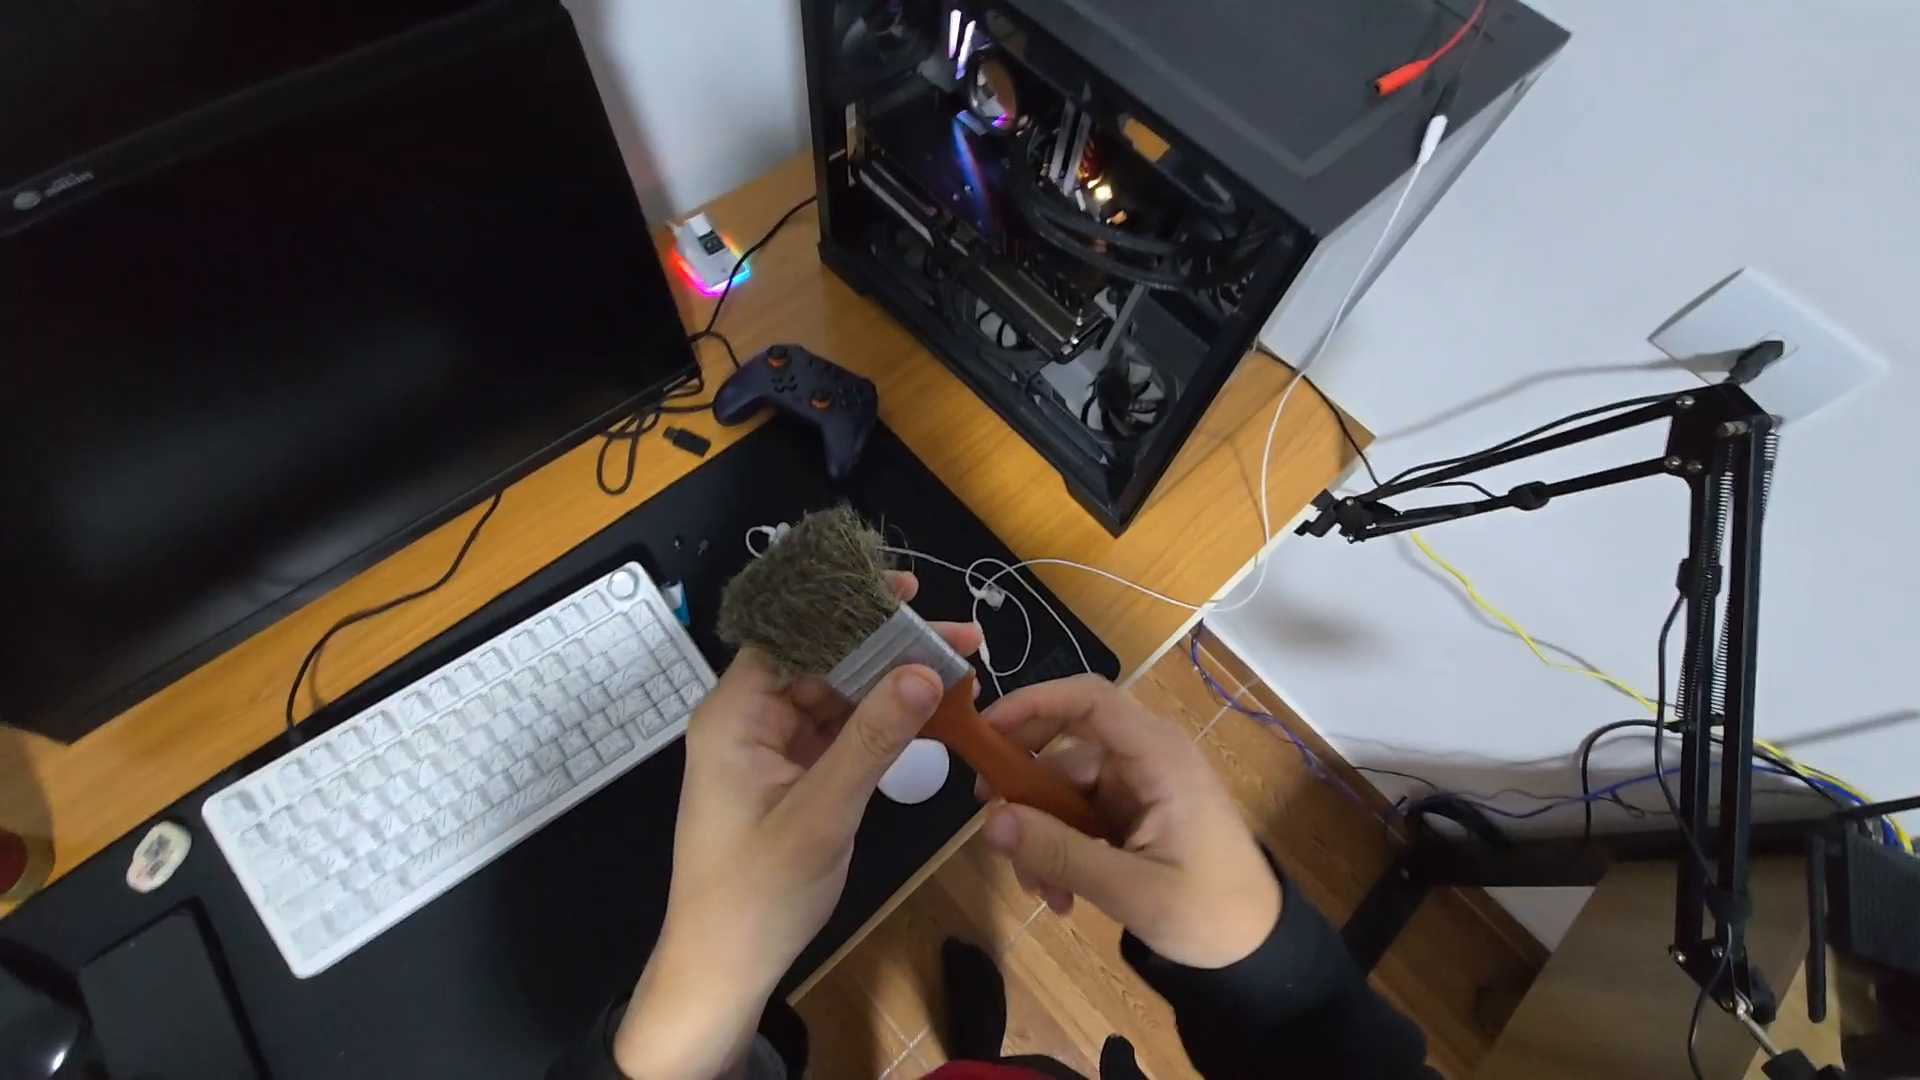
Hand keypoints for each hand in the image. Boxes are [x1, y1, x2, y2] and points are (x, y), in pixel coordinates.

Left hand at [613, 573, 981, 1079]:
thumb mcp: (820, 814)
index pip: (792, 634)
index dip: (847, 606)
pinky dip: (888, 719)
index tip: (906, 591)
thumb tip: (924, 671)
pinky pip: (847, 727)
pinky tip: (934, 707)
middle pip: (827, 659)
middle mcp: (755, 716)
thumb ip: (871, 740)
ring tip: (959, 663)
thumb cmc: (757, 894)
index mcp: (736, 713)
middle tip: (955, 633)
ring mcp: (779, 742)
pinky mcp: (801, 768)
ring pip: (843, 692)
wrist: (727, 970)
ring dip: (896, 681)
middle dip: (890, 645)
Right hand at [976, 675, 1280, 969]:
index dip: (1033, 703)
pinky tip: (1061, 892)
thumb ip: (1060, 853)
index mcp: (1158, 753)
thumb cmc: (1211, 912)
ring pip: (1063, 784)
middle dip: (1022, 777)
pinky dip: (1059, 846)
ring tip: (1041, 890)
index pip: (1089, 699)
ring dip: (1041, 832)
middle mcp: (1144, 754)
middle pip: (1065, 738)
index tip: (985, 730)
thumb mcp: (1134, 890)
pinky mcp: (1129, 807)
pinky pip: (1076, 812)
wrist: (1259, 948)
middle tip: (987, 810)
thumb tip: (990, 822)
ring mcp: (1135, 781)